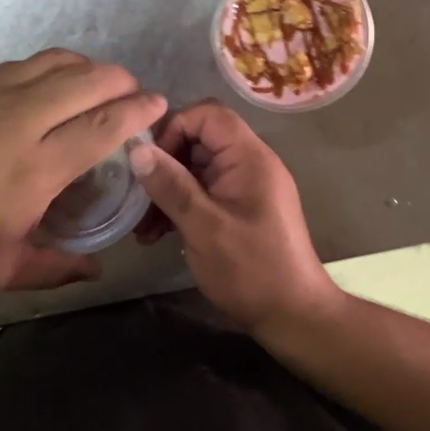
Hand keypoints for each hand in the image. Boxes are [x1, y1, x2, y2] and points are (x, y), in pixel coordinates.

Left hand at [0, 50, 165, 290]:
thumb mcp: (2, 270)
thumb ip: (56, 269)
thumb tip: (97, 270)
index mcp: (36, 168)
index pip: (104, 126)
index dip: (139, 111)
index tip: (158, 105)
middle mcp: (22, 120)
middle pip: (90, 81)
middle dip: (123, 81)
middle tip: (133, 94)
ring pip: (59, 62)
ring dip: (90, 68)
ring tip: (97, 85)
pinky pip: (27, 63)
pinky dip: (54, 67)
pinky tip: (52, 85)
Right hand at [129, 100, 341, 334]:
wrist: (294, 316)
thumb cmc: (251, 268)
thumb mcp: (204, 227)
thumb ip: (171, 185)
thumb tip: (136, 149)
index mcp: (249, 157)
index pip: (208, 114)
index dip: (174, 127)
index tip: (149, 160)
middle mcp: (250, 163)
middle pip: (199, 140)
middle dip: (164, 164)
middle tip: (137, 197)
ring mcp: (246, 187)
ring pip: (197, 168)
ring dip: (168, 190)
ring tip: (144, 228)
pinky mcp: (241, 209)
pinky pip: (205, 192)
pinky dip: (181, 206)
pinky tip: (159, 235)